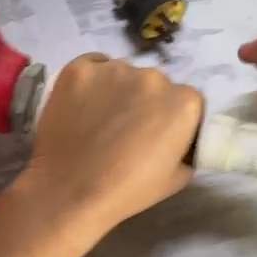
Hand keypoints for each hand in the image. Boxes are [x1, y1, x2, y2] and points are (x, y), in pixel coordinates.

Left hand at [19, 54, 204, 230]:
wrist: (69, 191)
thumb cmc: (127, 190)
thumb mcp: (178, 178)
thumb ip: (187, 147)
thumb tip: (178, 136)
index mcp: (184, 102)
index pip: (186, 101)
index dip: (172, 118)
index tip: (157, 135)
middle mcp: (154, 76)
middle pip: (155, 84)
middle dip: (145, 102)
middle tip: (127, 129)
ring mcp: (114, 69)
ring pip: (123, 74)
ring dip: (118, 90)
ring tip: (100, 120)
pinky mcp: (79, 67)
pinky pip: (93, 65)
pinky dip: (91, 80)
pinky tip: (82, 103)